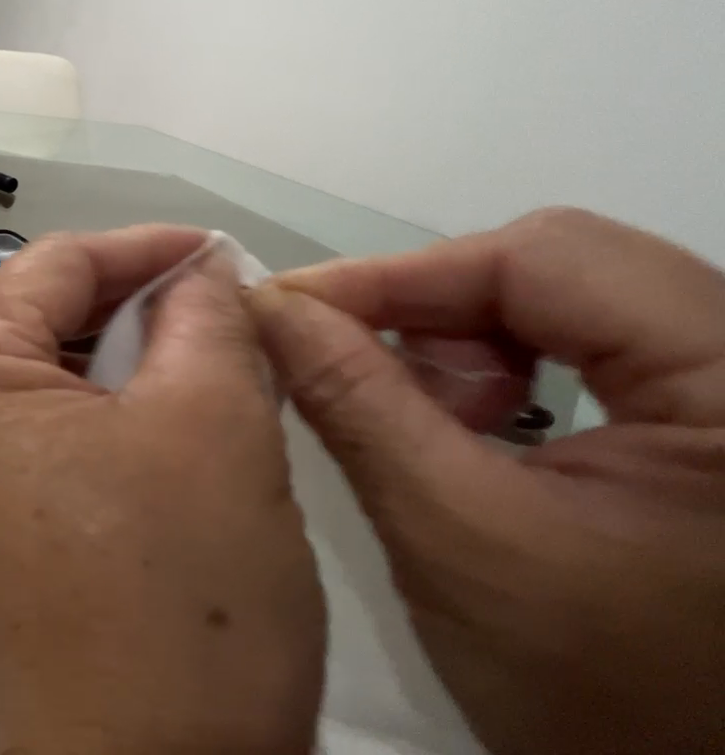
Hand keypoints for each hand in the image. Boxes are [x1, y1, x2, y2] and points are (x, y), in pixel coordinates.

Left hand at [0, 227, 324, 754]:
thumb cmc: (174, 601)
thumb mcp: (212, 427)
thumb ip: (205, 319)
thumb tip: (197, 268)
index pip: (50, 266)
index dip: (144, 248)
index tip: (220, 250)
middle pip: (33, 318)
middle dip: (130, 309)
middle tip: (225, 313)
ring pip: (33, 376)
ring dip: (116, 364)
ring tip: (204, 364)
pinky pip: (26, 433)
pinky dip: (91, 417)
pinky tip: (153, 425)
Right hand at [246, 208, 724, 754]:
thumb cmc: (595, 685)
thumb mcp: (453, 535)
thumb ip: (354, 402)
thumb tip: (264, 305)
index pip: (545, 260)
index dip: (398, 275)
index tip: (287, 310)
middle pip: (560, 267)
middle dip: (426, 306)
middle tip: (336, 353)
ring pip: (568, 299)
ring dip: (460, 340)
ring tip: (410, 408)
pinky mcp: (714, 424)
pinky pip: (586, 346)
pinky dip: (495, 369)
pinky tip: (463, 424)